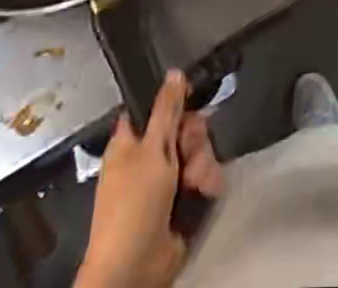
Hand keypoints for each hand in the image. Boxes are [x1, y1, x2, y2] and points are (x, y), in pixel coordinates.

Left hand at [76, 71, 224, 287]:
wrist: (135, 265)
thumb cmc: (133, 202)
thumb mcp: (151, 149)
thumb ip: (166, 110)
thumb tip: (174, 72)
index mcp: (131, 139)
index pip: (157, 107)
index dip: (175, 104)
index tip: (191, 105)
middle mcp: (150, 155)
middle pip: (183, 129)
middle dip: (193, 139)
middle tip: (188, 151)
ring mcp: (167, 180)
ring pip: (197, 154)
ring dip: (201, 166)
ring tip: (194, 183)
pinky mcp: (184, 202)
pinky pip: (203, 180)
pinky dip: (206, 185)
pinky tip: (203, 193)